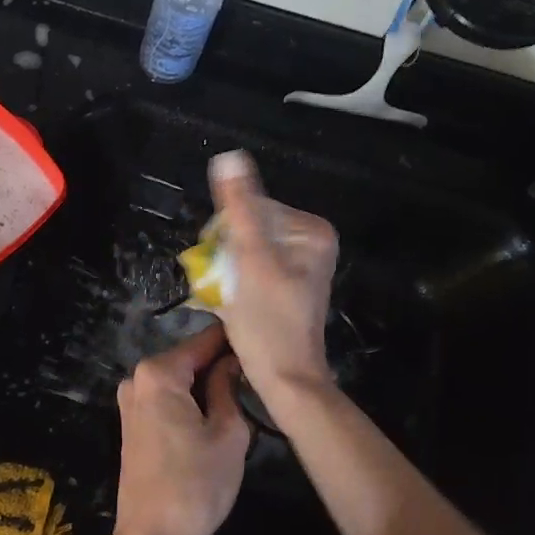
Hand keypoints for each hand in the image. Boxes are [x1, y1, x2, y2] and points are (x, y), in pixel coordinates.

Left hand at [98, 323, 250, 534]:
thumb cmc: (196, 485)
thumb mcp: (228, 433)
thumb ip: (229, 388)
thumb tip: (231, 363)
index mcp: (158, 373)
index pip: (204, 341)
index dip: (235, 342)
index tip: (263, 346)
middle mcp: (138, 378)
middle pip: (189, 359)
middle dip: (221, 367)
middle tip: (257, 381)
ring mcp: (131, 401)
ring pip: (179, 381)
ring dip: (207, 388)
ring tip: (242, 401)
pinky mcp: (133, 423)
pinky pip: (168, 399)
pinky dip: (190, 403)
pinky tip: (215, 419)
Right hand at [207, 150, 339, 402]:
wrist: (284, 378)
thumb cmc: (268, 321)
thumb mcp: (250, 259)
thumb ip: (239, 207)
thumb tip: (229, 157)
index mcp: (310, 228)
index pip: (249, 207)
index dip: (227, 234)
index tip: (226, 266)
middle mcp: (310, 240)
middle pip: (246, 226)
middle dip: (227, 251)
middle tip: (224, 283)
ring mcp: (299, 262)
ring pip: (243, 246)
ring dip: (226, 267)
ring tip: (225, 294)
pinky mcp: (286, 282)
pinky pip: (249, 264)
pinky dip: (235, 278)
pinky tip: (231, 300)